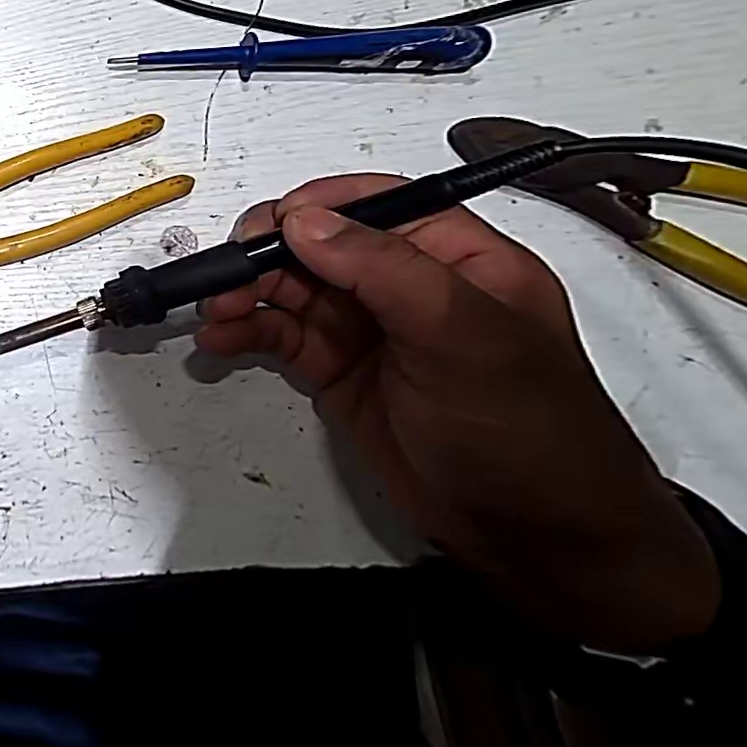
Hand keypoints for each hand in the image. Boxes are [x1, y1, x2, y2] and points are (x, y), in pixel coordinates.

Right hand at [196, 174, 718, 651]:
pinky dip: (243, 331)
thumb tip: (304, 221)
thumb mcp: (462, 338)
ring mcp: (364, 326)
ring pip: (287, 287)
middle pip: (316, 244)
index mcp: (455, 259)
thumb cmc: (528, 435)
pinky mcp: (332, 365)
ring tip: (217, 312)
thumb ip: (382, 270)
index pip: (377, 205)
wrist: (529, 542)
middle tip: (230, 274)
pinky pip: (277, 332)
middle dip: (266, 254)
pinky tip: (221, 339)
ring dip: (244, 293)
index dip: (319, 206)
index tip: (274, 225)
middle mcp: (402, 285)